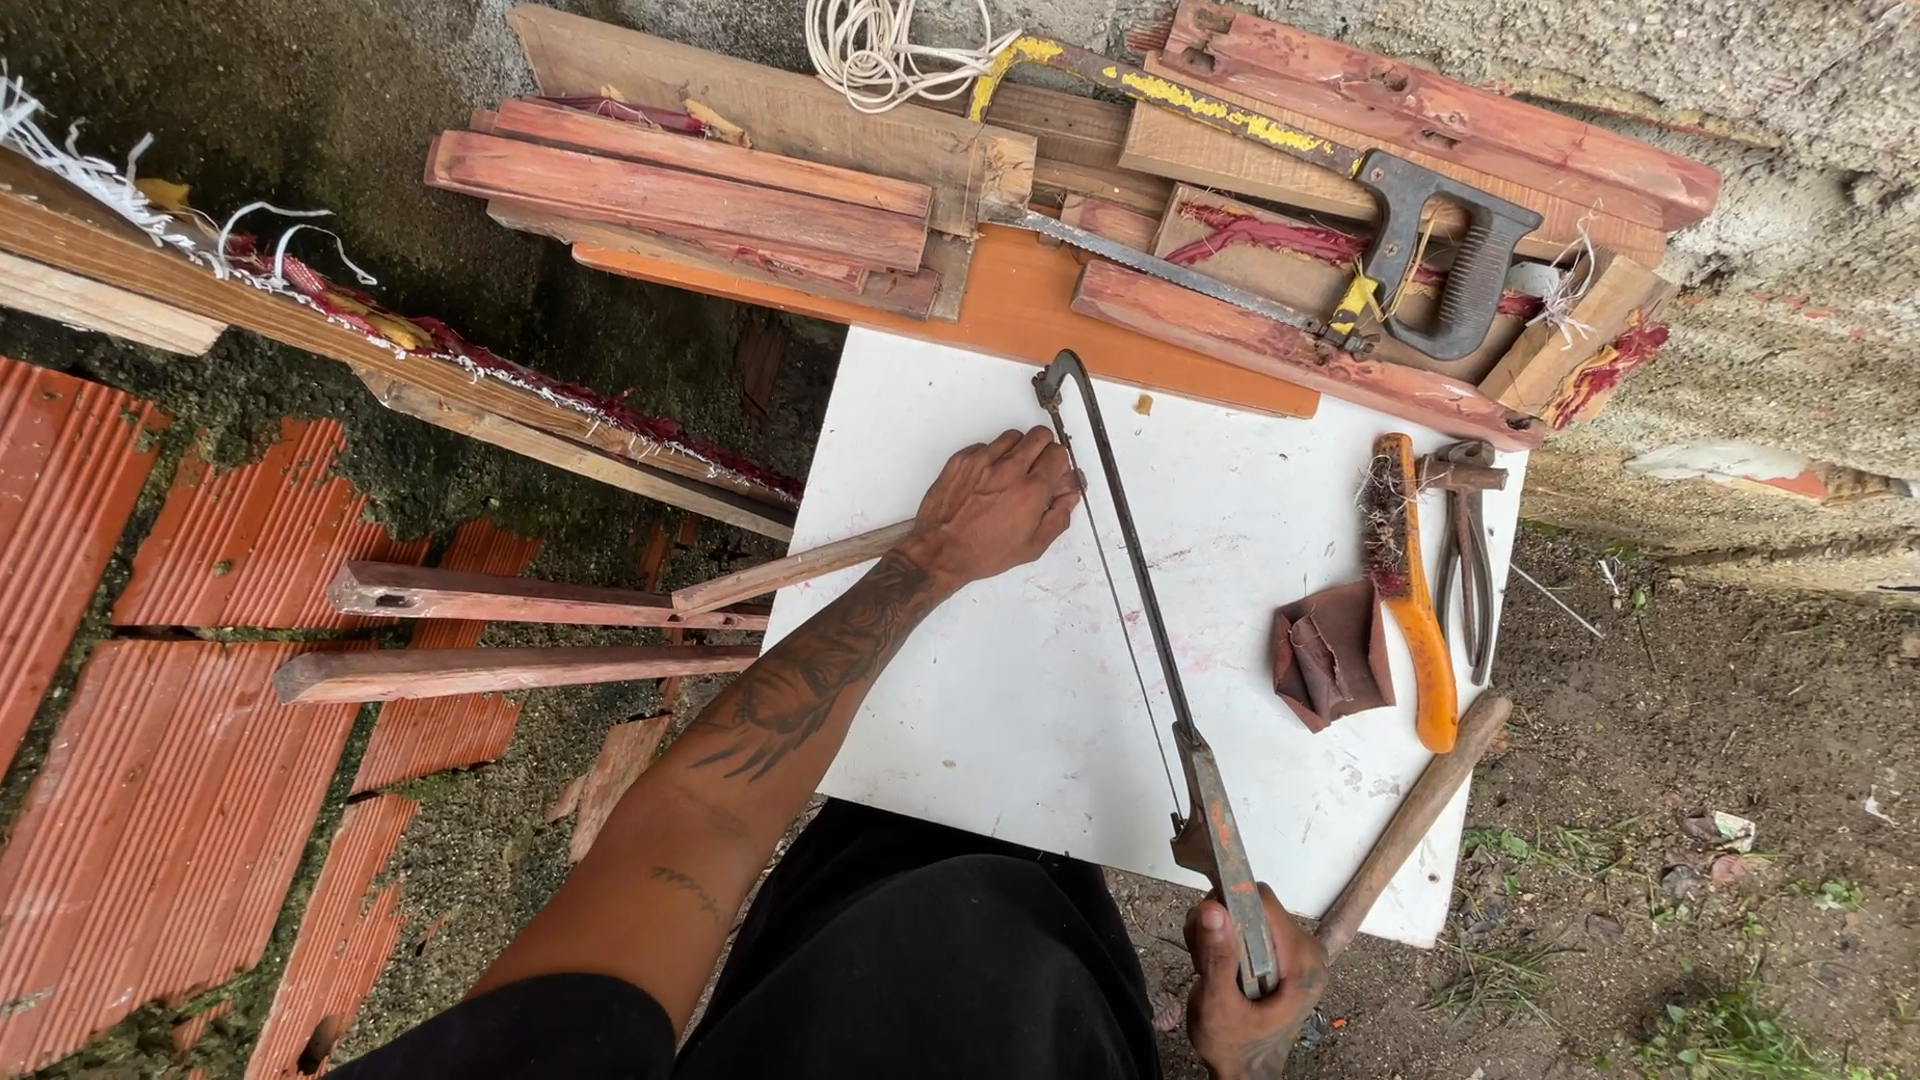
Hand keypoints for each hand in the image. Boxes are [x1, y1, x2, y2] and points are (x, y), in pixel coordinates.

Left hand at [894, 427, 1079, 595]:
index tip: (1054, 473)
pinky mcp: (961, 460)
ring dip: (1017, 450)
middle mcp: (1008, 470)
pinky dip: (991, 457)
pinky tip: (987, 478)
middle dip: (1044, 449)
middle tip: (1037, 467)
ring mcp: (982, 461)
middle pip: (1040, 435)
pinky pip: (985, 446)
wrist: (940, 551)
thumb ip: (1058, 517)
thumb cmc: (984, 553)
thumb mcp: (1032, 546)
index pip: (1059, 454)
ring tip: (1010, 473)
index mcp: (1031, 491)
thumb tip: (1069, 496)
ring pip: (1013, 436)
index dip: (1060, 464)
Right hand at [1185, 884, 1327, 1079]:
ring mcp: (1294, 951)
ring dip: (1217, 933)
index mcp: (1301, 962)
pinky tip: (1220, 969)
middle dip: (1218, 923)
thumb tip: (1213, 908)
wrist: (1244, 1072)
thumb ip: (1218, 958)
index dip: (1228, 904)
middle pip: (1250, 904)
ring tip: (1211, 969)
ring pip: (1244, 911)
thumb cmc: (1233, 1045)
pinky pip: (1247, 925)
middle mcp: (1305, 950)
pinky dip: (1225, 939)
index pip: (1261, 900)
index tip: (1206, 929)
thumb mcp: (1219, 1005)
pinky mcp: (1282, 954)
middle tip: (1204, 959)